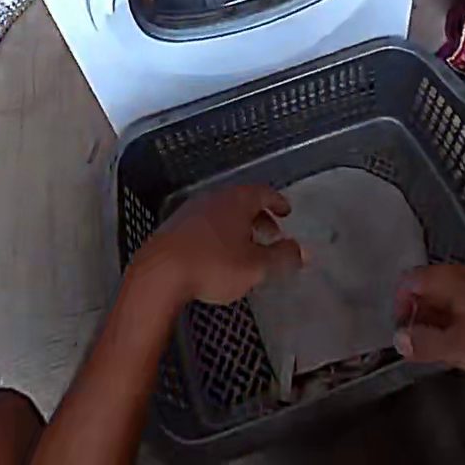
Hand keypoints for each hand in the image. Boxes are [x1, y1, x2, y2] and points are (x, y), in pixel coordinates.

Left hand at [132, 185, 303, 305]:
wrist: (160, 272)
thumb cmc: (213, 265)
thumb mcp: (255, 266)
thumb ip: (281, 257)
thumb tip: (304, 250)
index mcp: (236, 201)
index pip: (262, 192)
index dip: (276, 201)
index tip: (286, 210)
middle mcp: (215, 198)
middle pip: (242, 201)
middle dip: (259, 217)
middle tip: (271, 233)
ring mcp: (192, 209)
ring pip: (223, 212)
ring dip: (238, 226)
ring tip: (246, 246)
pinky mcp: (176, 225)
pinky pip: (206, 222)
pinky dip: (219, 231)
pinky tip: (218, 252)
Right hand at [394, 264, 464, 391]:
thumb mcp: (460, 349)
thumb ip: (425, 343)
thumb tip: (401, 339)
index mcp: (449, 278)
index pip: (408, 281)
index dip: (400, 306)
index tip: (403, 332)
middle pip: (427, 287)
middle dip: (419, 314)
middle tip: (419, 343)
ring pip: (449, 296)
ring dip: (439, 319)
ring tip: (444, 348)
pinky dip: (460, 321)